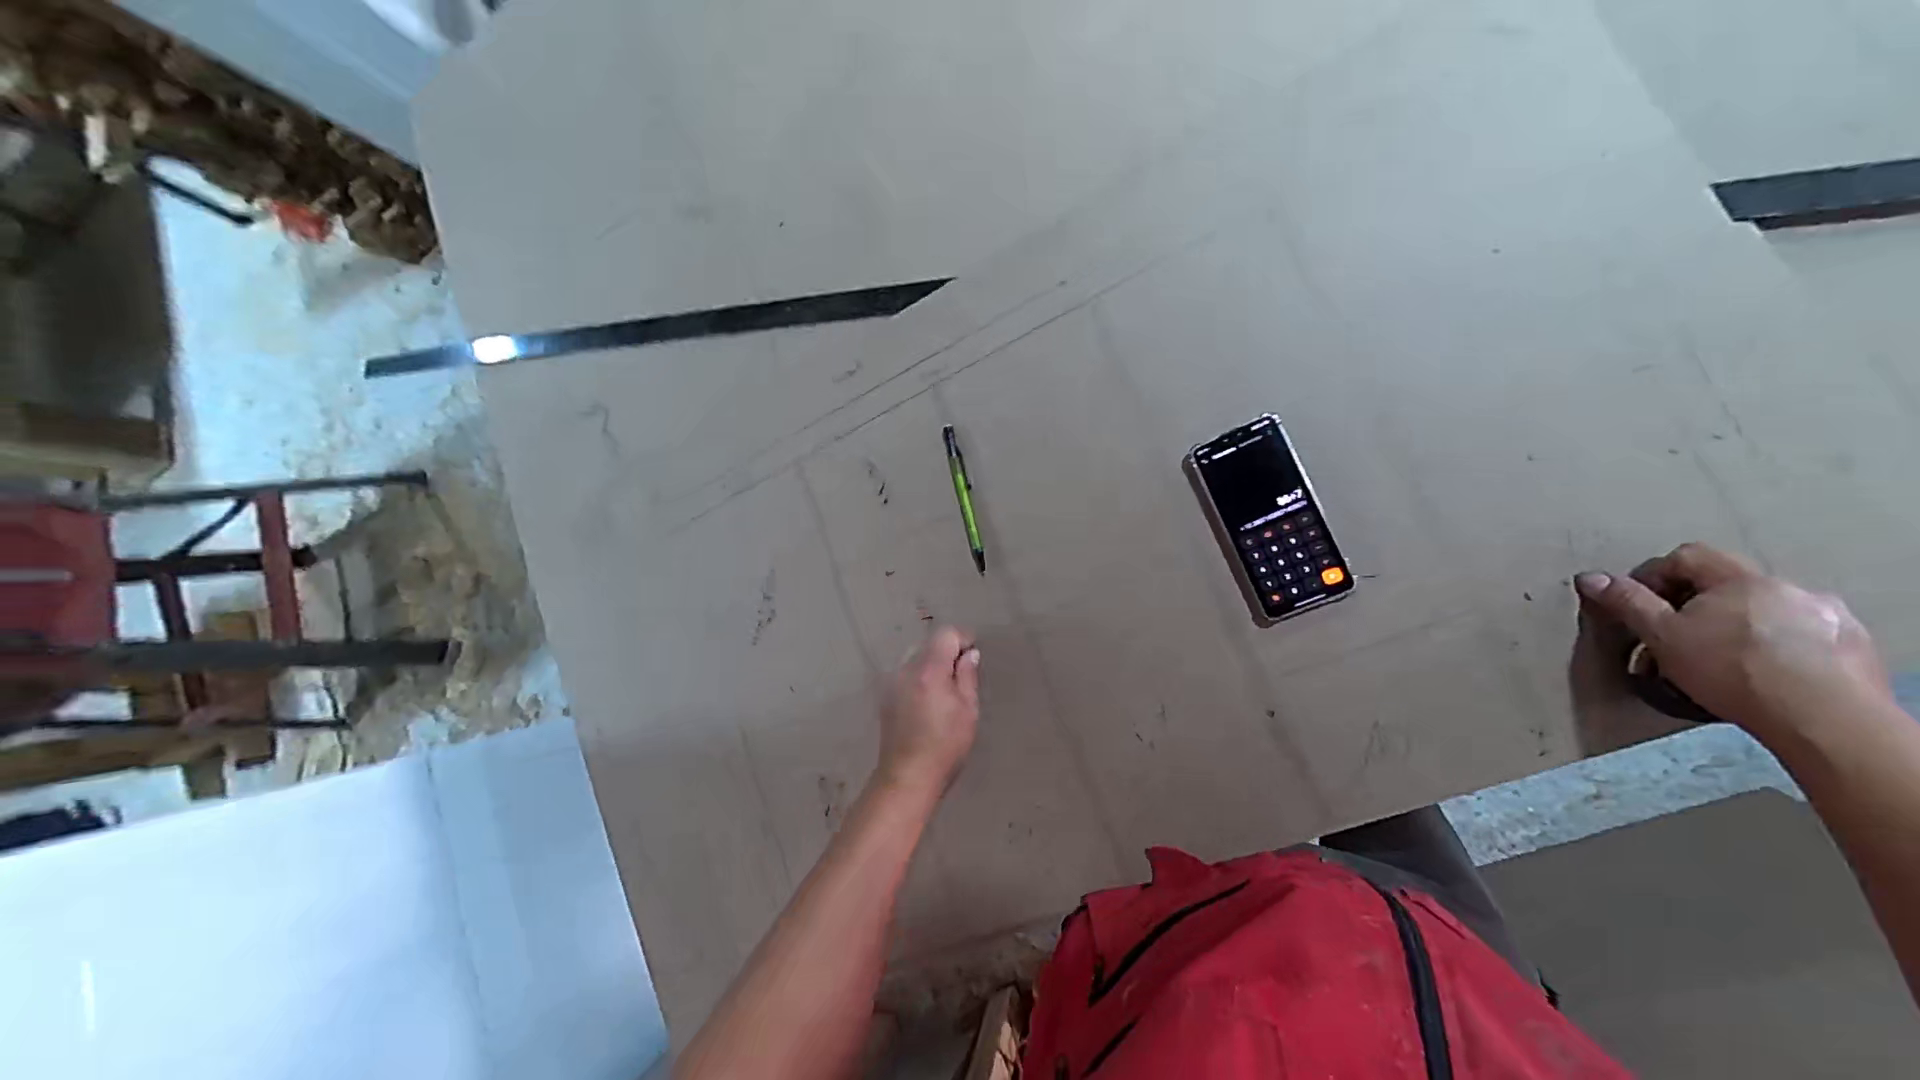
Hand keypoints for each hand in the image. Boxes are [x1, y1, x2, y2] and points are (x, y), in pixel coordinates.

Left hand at [877, 626, 980, 793]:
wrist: (907, 777)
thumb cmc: (945, 746)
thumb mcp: (968, 711)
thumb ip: (967, 677)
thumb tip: (969, 654)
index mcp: (928, 670)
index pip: (945, 635)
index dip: (962, 639)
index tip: (973, 654)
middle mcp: (905, 669)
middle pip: (929, 644)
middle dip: (947, 652)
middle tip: (963, 675)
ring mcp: (891, 682)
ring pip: (916, 658)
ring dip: (932, 664)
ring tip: (946, 690)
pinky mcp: (885, 696)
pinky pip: (906, 674)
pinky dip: (920, 677)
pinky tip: (928, 702)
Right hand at [1574, 543, 1893, 742]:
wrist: (1825, 719)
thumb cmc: (1732, 671)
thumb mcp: (1663, 636)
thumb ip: (1627, 603)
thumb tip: (1590, 577)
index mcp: (1741, 579)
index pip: (1686, 557)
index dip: (1653, 576)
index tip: (1638, 606)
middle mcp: (1789, 587)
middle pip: (1725, 584)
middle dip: (1693, 606)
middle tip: (1673, 638)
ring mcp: (1828, 615)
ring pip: (1764, 610)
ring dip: (1735, 626)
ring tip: (1718, 660)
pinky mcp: (1854, 646)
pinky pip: (1801, 634)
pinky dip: (1776, 645)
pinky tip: (1765, 672)